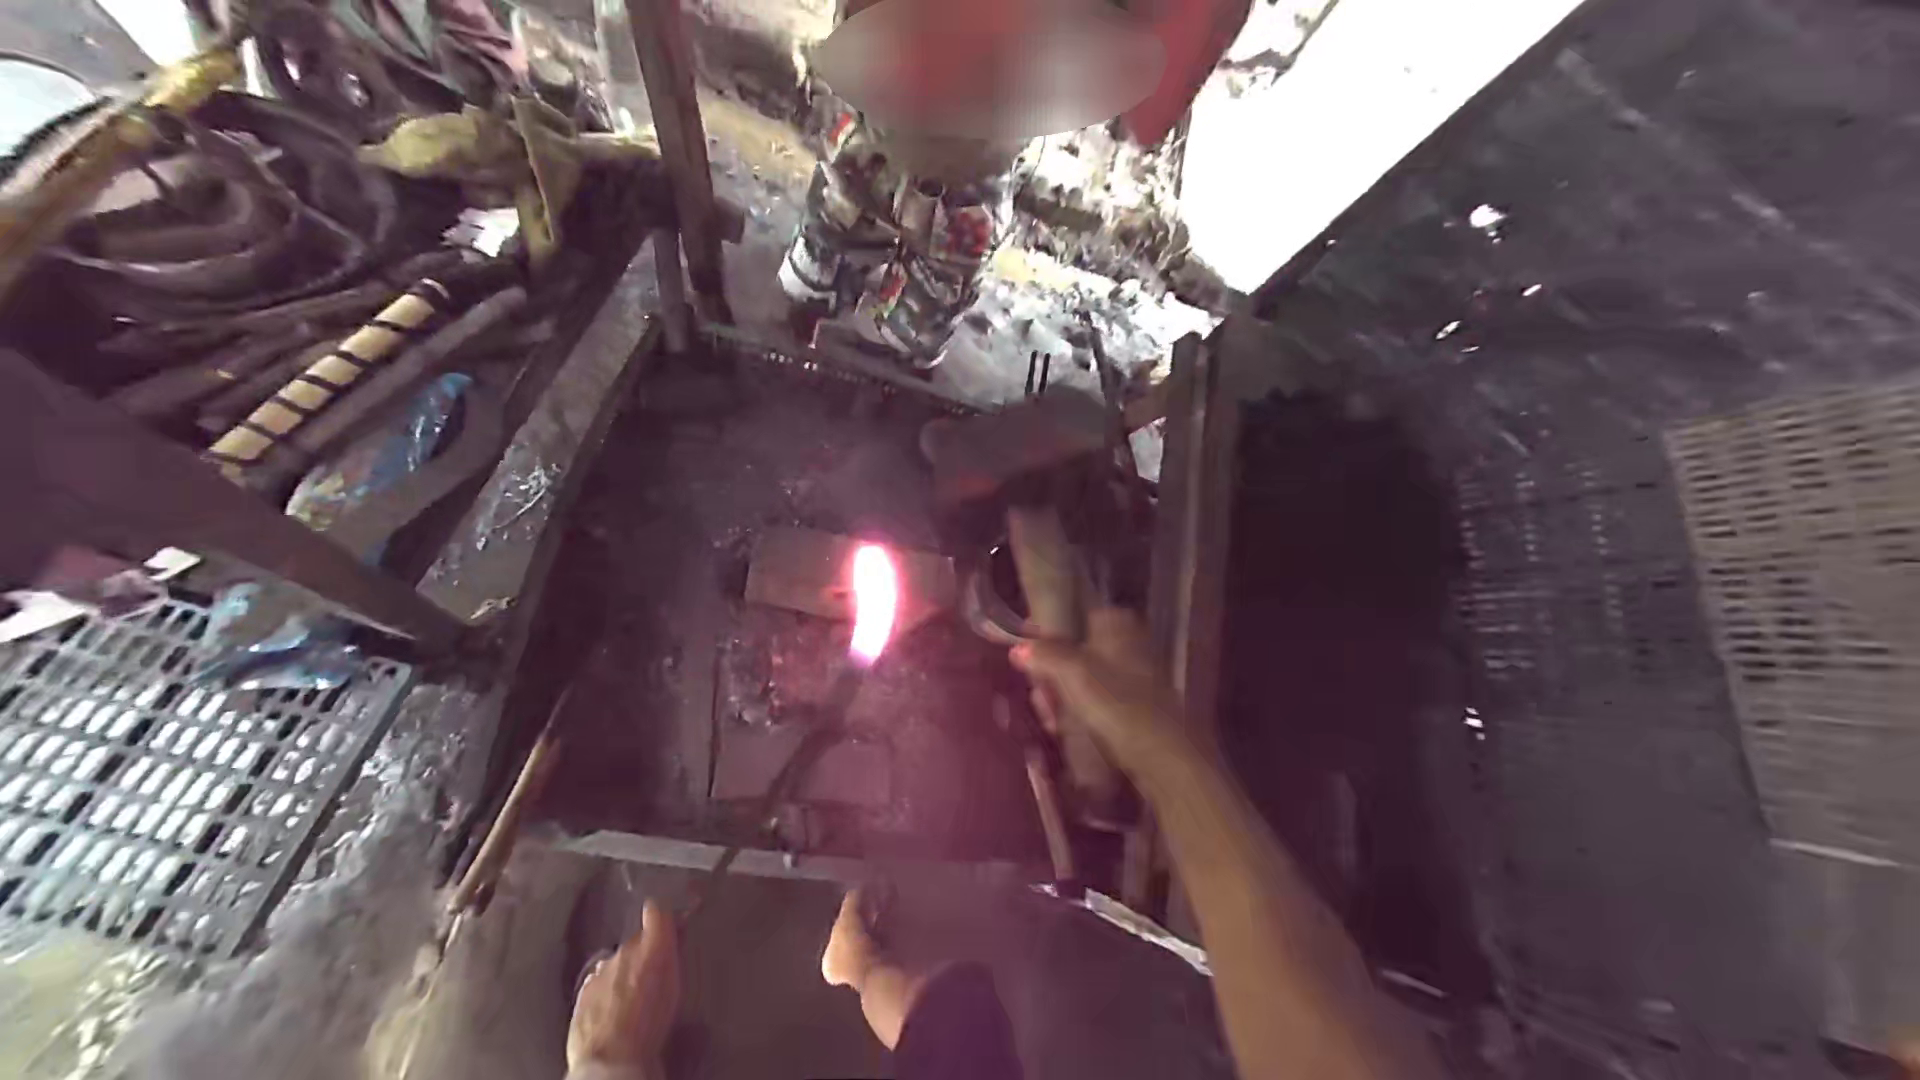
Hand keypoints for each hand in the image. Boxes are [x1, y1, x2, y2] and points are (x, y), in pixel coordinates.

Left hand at [567, 900, 679, 1072]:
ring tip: (629, 998)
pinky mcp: (583, 992)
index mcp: (653, 945)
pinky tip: (611, 1011)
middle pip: (636, 940)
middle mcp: (625, 950)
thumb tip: (676, 934)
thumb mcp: (674, 987)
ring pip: (617, 962)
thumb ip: (673, 956)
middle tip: (652, 974)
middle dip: (644, 952)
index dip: (660, 913)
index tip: (666, 921)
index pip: (655, 910)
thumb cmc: (652, 1025)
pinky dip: (607, 989)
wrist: (610, 1061)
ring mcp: (601, 970)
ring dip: (624, 971)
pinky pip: (600, 981)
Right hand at [1010, 608, 1201, 778]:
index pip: (1077, 616)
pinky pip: (1098, 706)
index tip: (1029, 655)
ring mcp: (1135, 681)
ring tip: (1050, 720)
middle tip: (1040, 697)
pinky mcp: (1137, 712)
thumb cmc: (1119, 706)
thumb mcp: (1074, 673)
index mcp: (1118, 626)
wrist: (1167, 759)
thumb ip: (1044, 654)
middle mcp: (1129, 647)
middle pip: (1077, 652)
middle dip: (1052, 675)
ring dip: (1062, 699)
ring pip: (1085, 682)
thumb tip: (1018, 646)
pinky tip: (1067, 732)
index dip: (1049, 635)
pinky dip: (1079, 715)